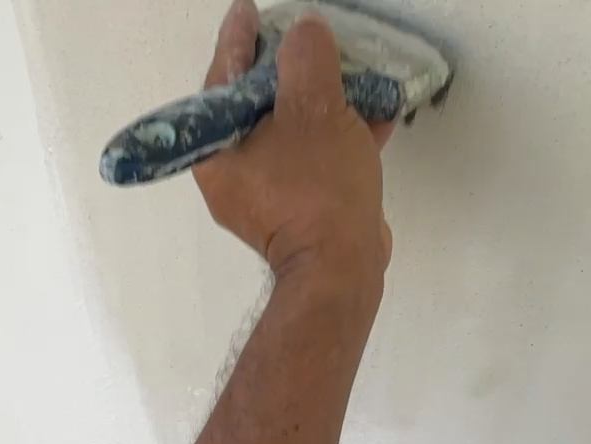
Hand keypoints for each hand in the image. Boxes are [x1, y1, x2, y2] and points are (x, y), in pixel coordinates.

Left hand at [194, 0, 394, 284]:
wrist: (342, 271)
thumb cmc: (317, 189)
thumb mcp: (313, 106)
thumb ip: (305, 56)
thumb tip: (304, 36)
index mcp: (217, 152)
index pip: (223, 80)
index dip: (240, 38)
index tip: (252, 10)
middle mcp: (234, 177)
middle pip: (258, 106)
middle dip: (291, 70)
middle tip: (310, 41)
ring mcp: (268, 199)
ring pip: (293, 134)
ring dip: (326, 103)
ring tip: (354, 73)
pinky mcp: (301, 214)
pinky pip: (315, 163)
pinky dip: (340, 138)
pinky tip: (374, 116)